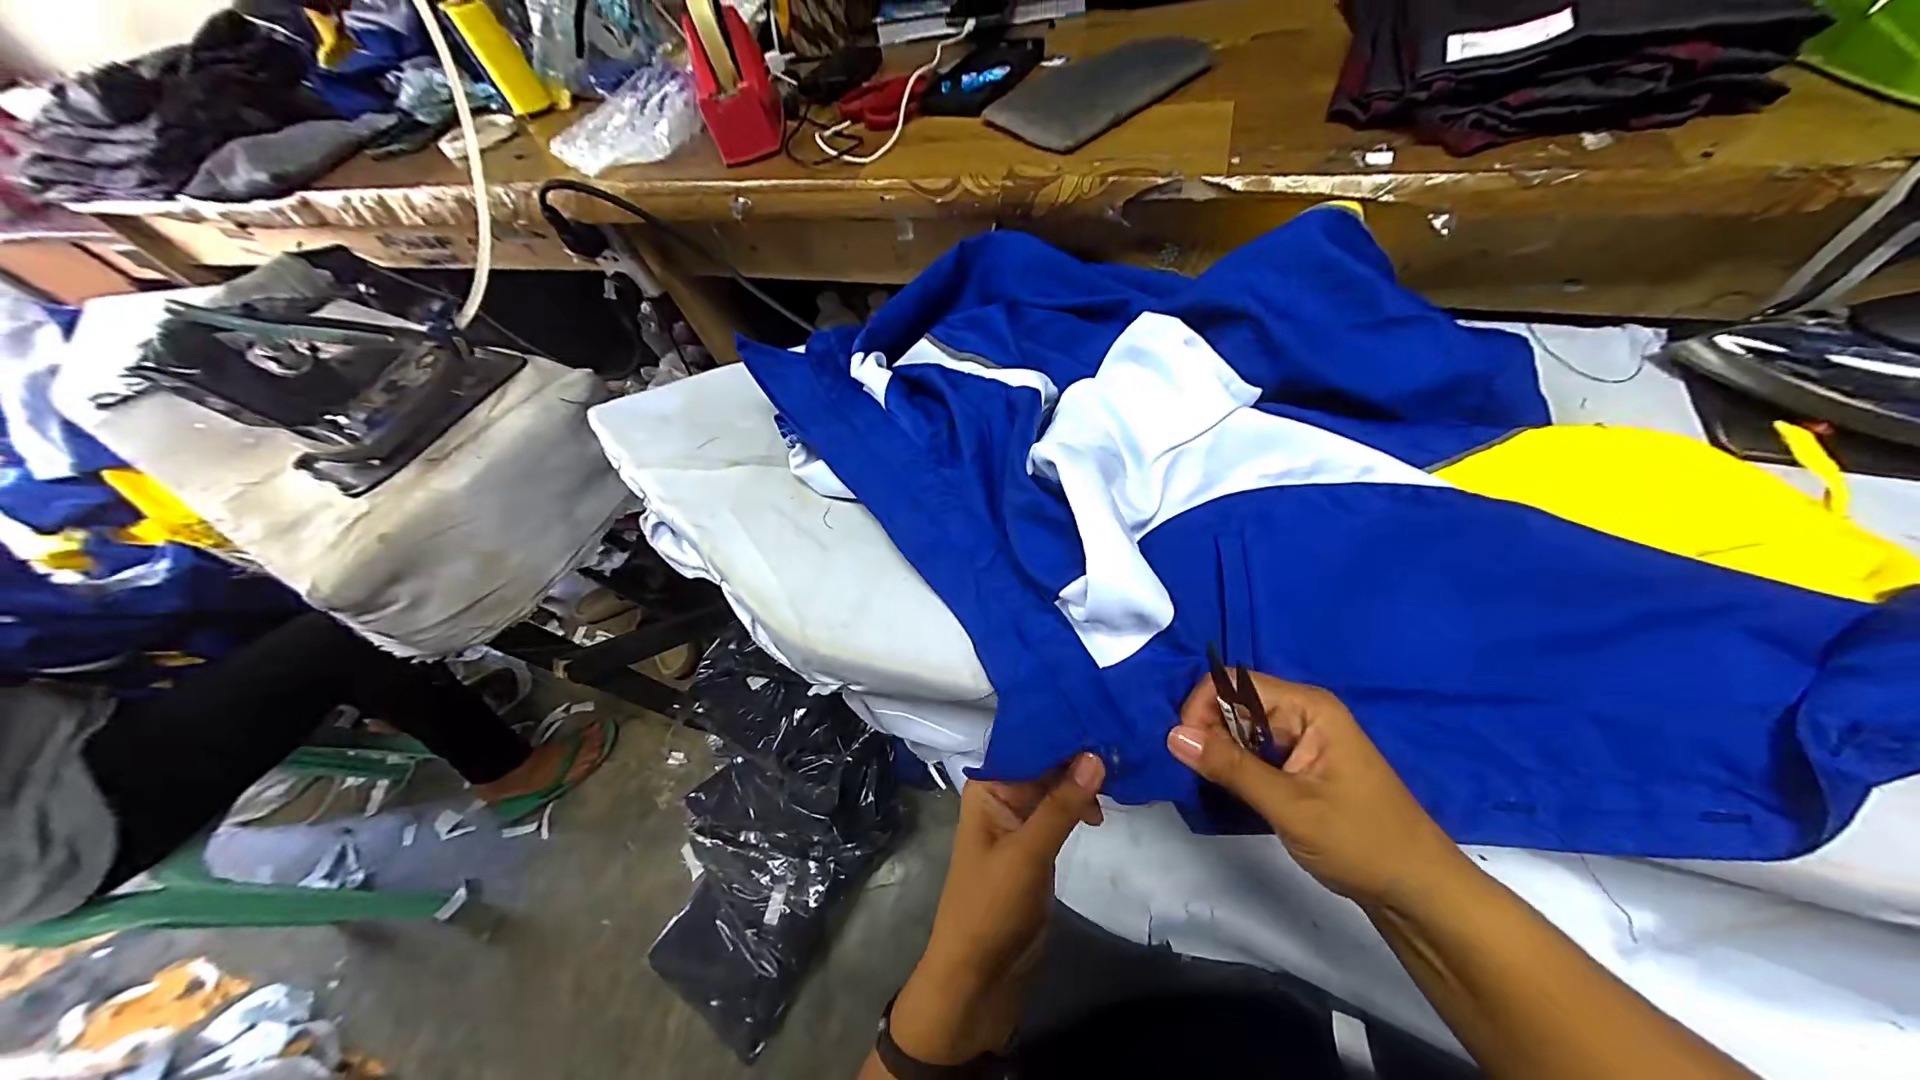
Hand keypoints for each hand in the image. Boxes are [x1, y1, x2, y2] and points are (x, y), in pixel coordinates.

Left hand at [888, 754, 1105, 1063]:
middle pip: (1044, 762)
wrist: (979, 975)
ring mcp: (1021, 819)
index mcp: (988, 786)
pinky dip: (1082, 805)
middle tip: (1124, 737)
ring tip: (1123, 769)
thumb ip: (1061, 805)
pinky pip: (1062, 811)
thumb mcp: (1027, 853)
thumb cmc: (991, 907)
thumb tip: (1096, 756)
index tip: (1103, 711)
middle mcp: (1003, 794)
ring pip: (1057, 786)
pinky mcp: (1037, 843)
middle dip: (1079, 752)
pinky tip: (1105, 807)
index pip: (1028, 743)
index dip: (1062, 729)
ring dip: (1084, 779)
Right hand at [1165, 674, 1466, 910]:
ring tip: (1213, 784)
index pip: (1235, 684)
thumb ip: (1231, 767)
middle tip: (1198, 772)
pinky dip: (1235, 767)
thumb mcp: (1290, 806)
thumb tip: (1173, 735)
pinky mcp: (1299, 765)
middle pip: (1235, 704)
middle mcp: (1303, 714)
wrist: (1418, 893)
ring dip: (1220, 751)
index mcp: (1308, 708)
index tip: (1185, 746)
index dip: (1202, 707)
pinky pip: (1253, 752)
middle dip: (1208, 731)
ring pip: (1240, 730)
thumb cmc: (1362, 843)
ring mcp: (1302, 740)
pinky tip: (1231, 790)